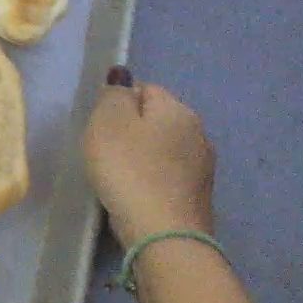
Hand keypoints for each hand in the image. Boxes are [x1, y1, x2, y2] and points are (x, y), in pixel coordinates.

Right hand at [82, 68, 215, 247]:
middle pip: (154, 115)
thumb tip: (122, 77)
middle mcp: (199, 132)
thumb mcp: (107, 120)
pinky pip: (166, 164)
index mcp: (178, 111)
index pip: (144, 88)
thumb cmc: (127, 164)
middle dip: (129, 123)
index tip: (99, 121)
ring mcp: (202, 163)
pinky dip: (149, 167)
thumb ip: (114, 93)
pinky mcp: (196, 187)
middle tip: (103, 141)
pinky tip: (134, 181)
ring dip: (139, 147)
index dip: (117, 100)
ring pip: (161, 141)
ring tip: (116, 163)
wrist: (161, 226)